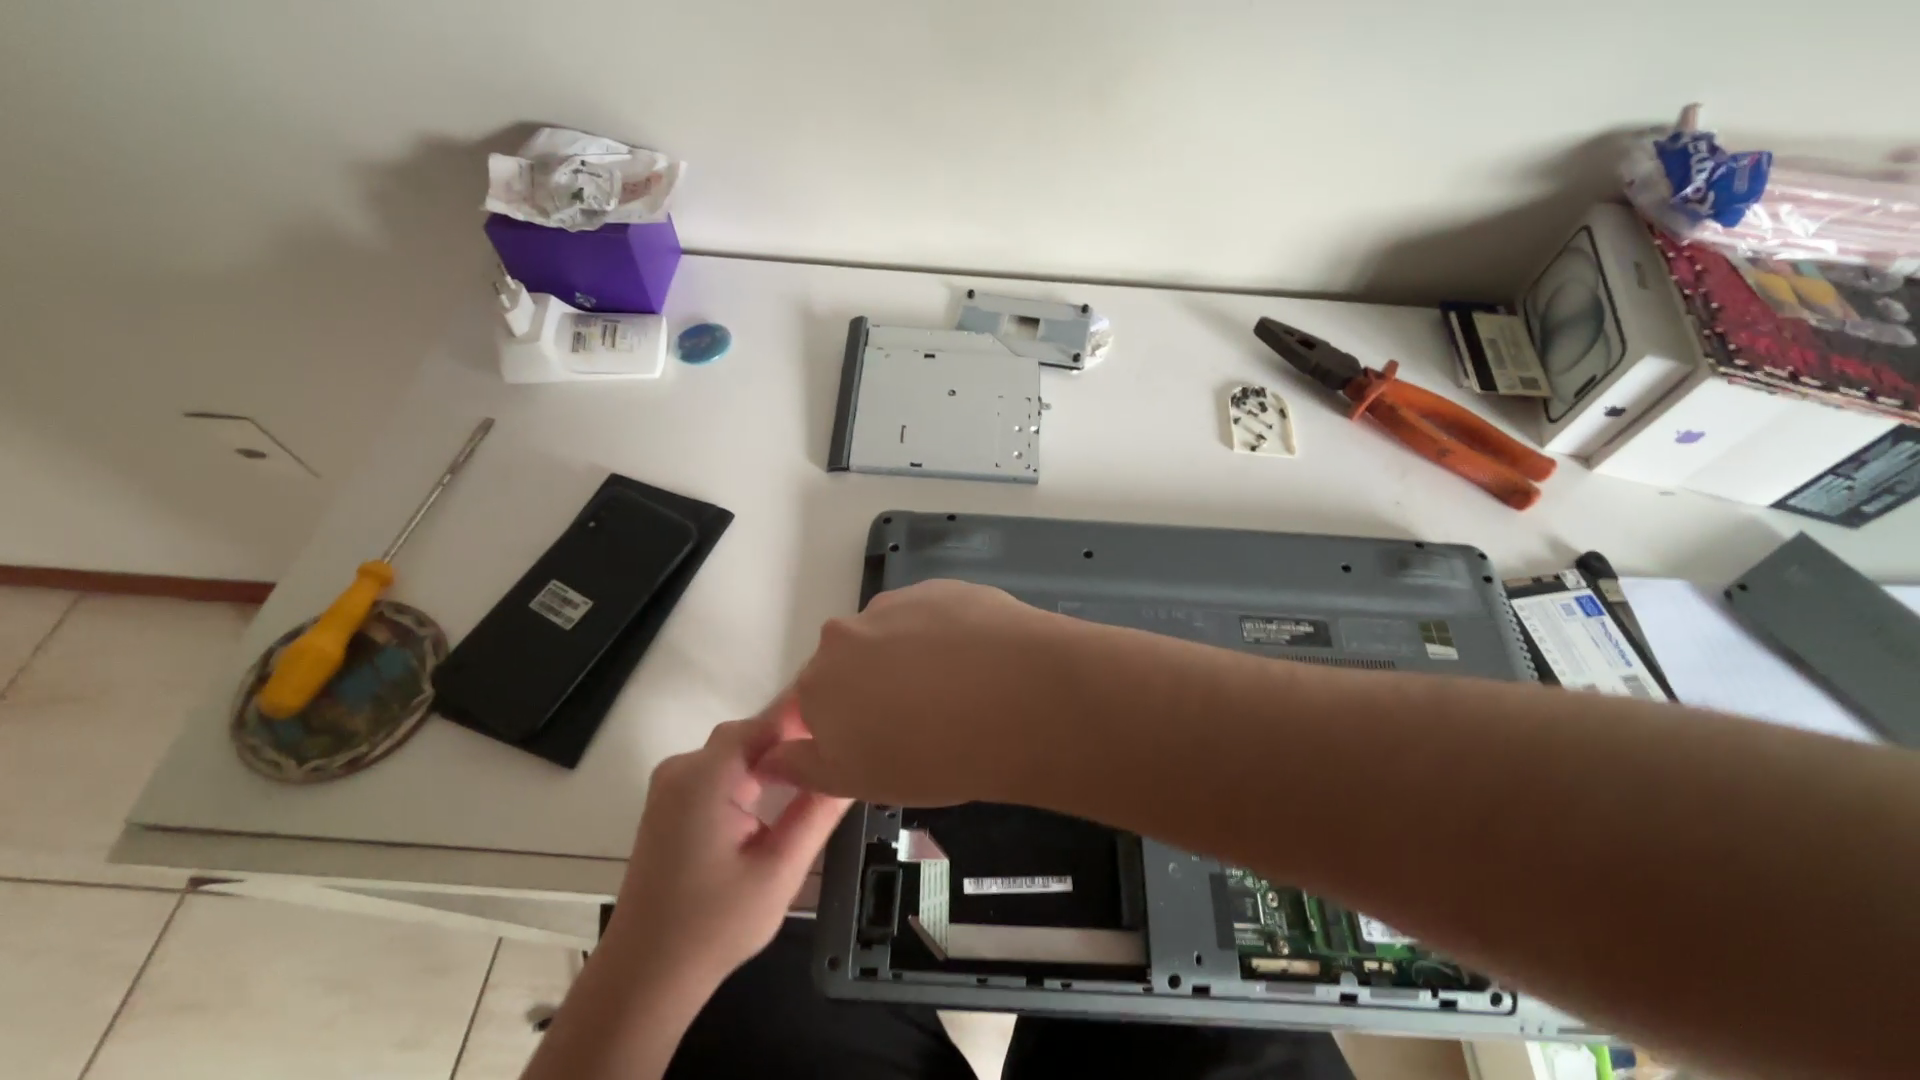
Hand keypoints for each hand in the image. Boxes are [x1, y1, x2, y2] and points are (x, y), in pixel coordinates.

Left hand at [603, 712, 849, 987]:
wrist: (646, 974)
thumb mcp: (779, 869)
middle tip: (844, 752)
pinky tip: (782, 794)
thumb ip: (817, 812)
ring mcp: (671, 785)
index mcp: (706, 777)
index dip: (809, 714)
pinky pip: (720, 772)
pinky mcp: (671, 804)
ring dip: (775, 759)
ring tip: (823, 771)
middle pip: (751, 734)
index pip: (767, 721)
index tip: (851, 716)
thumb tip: (850, 767)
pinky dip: (753, 776)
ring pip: (736, 752)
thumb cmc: (715, 926)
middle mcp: (683, 768)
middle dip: (796, 739)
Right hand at [760, 579, 1090, 807]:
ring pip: (893, 637)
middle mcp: (847, 633)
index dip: (845, 729)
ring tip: (958, 695)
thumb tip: (768, 758)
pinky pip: (935, 617)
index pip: (812, 706)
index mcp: (818, 681)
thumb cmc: (933, 754)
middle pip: (851, 664)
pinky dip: (948, 638)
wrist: (1021, 699)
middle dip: (875, 690)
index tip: (881, 747)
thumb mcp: (858, 782)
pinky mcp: (945, 588)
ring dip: (911, 660)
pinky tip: (980, 665)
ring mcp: (898, 604)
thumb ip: (804, 767)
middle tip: (921, 725)